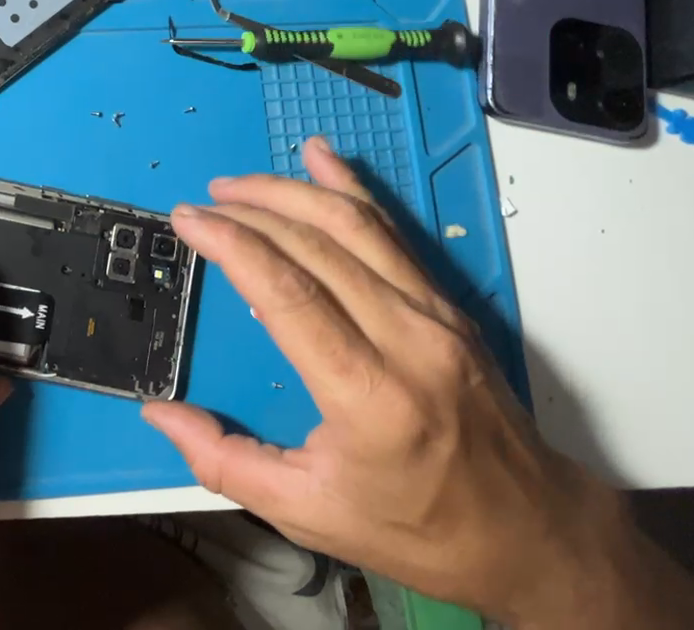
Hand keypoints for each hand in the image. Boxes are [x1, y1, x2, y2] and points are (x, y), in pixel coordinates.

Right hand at [144, 138, 693, 628]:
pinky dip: (350, 190)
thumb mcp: (310, 514)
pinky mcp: (448, 305)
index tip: (189, 220)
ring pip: (357, 226)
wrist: (534, 534)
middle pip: (318, 247)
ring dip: (291, 193)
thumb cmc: (418, 529)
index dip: (233, 244)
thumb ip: (224, 462)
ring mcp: (435, 315)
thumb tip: (159, 415)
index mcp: (369, 395)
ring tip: (239, 183)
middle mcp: (408, 340)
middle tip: (201, 203)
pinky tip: (321, 159)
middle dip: (250, 212)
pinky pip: (392, 233)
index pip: (289, 292)